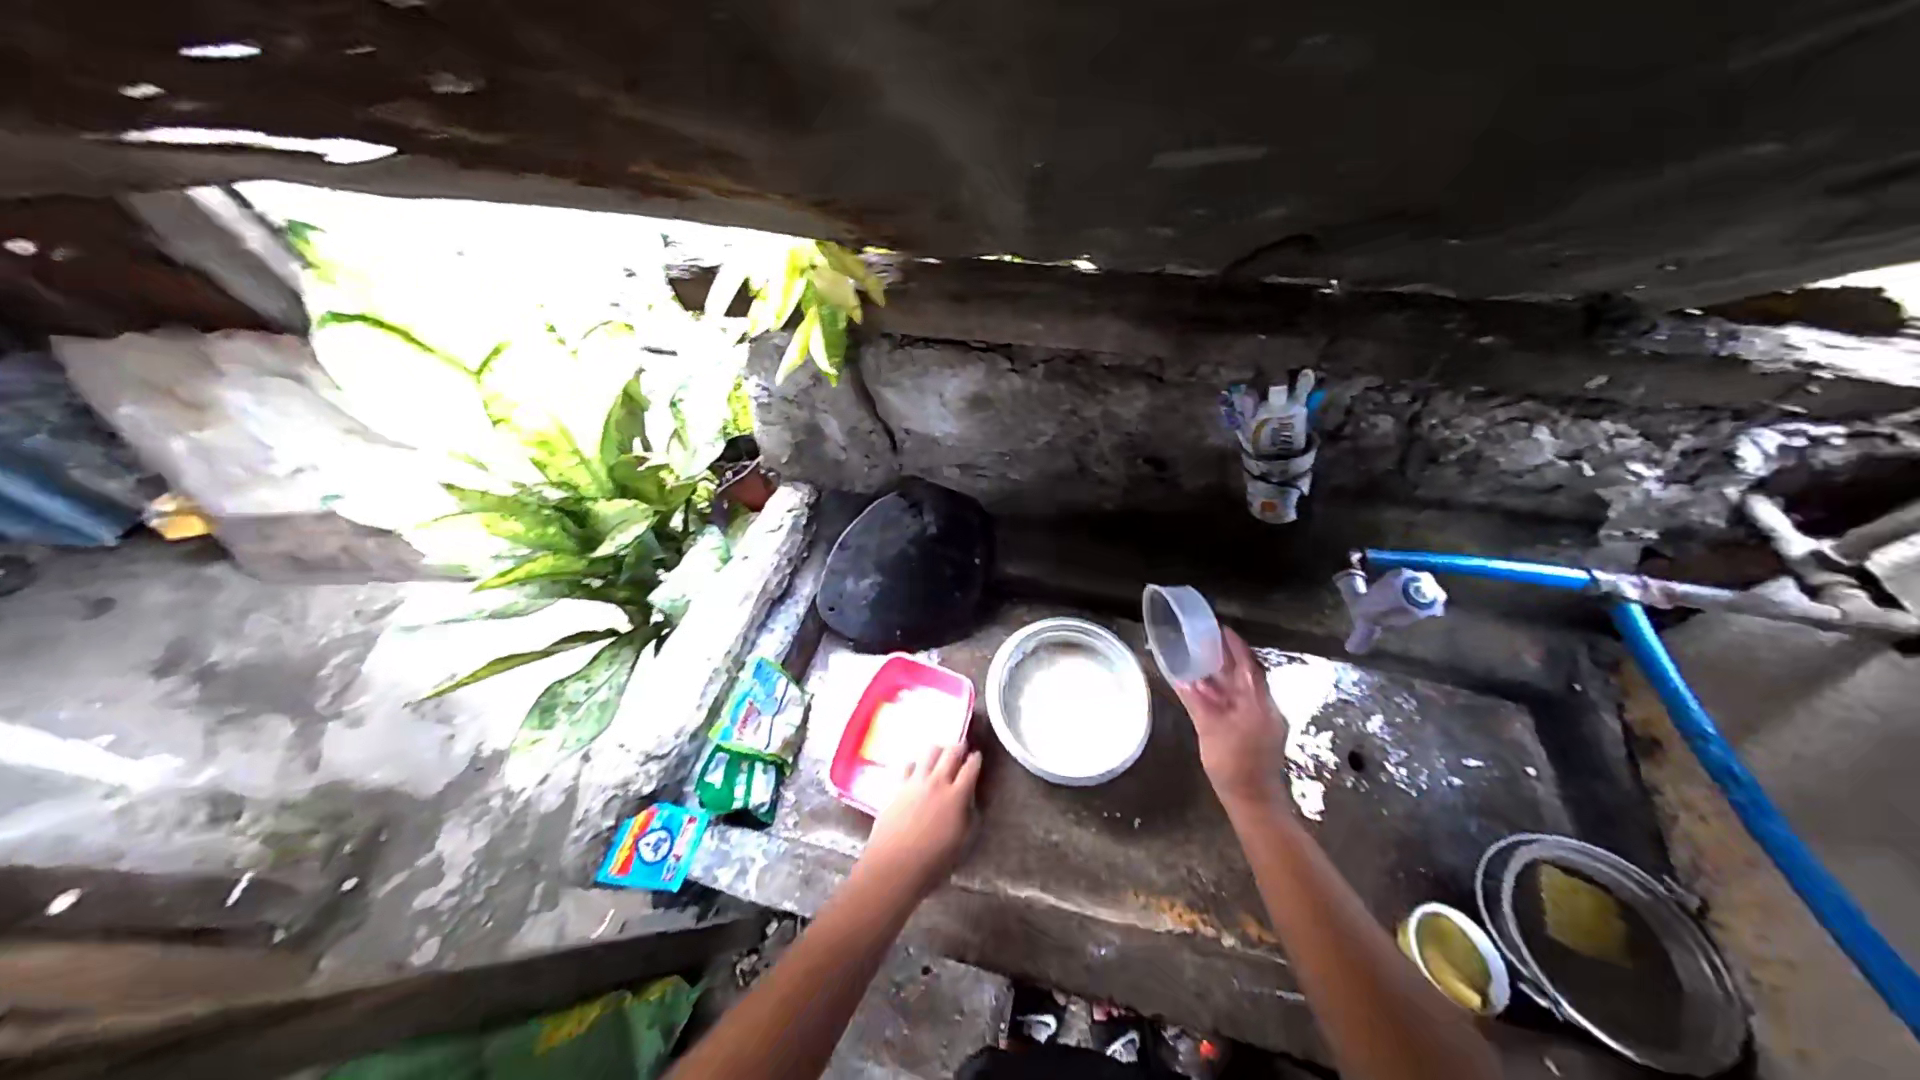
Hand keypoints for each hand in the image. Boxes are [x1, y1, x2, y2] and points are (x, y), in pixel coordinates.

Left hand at [858, 743, 981, 898]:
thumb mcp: (962, 842)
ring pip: (929, 752)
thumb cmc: (933, 861)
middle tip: (962, 747)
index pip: (970, 768)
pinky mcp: (897, 786)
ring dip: (938, 750)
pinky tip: (916, 768)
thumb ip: (968, 817)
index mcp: (957, 796)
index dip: (976, 759)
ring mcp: (915, 782)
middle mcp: (937, 782)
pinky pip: (909, 765)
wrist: (894, 865)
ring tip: (940, 753)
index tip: (977, 756)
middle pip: (951, 753)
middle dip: (959, 747)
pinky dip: (916, 763)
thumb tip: (968, 802)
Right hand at [1171, 628, 1289, 814]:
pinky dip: (1224, 694)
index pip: (1248, 665)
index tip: (1220, 628)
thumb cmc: (1233, 765)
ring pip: (1243, 690)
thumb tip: (1181, 678)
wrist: (1254, 801)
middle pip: (1247, 675)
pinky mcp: (1257, 731)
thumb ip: (1196, 701)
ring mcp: (1262, 720)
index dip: (1235, 645)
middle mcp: (1264, 707)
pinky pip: (1240, 703)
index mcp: (1258, 704)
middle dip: (1227, 658)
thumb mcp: (1209, 730)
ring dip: (1224, 676)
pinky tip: (1206, 692)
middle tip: (1205, 641)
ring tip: (1200, 661)